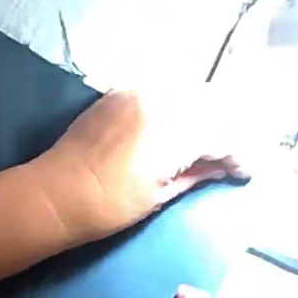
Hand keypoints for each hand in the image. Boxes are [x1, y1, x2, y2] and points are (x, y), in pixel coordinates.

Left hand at [29, 89, 241, 241]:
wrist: (55, 194)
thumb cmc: (106, 207)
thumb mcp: (157, 196)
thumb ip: (195, 175)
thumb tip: (222, 168)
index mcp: (171, 134)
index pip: (223, 134)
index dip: (238, 154)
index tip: (243, 172)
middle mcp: (158, 103)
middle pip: (211, 105)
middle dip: (224, 130)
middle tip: (225, 156)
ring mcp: (136, 94)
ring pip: (187, 93)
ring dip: (202, 114)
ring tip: (201, 142)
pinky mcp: (118, 94)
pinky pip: (160, 90)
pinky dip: (174, 105)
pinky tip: (173, 126)